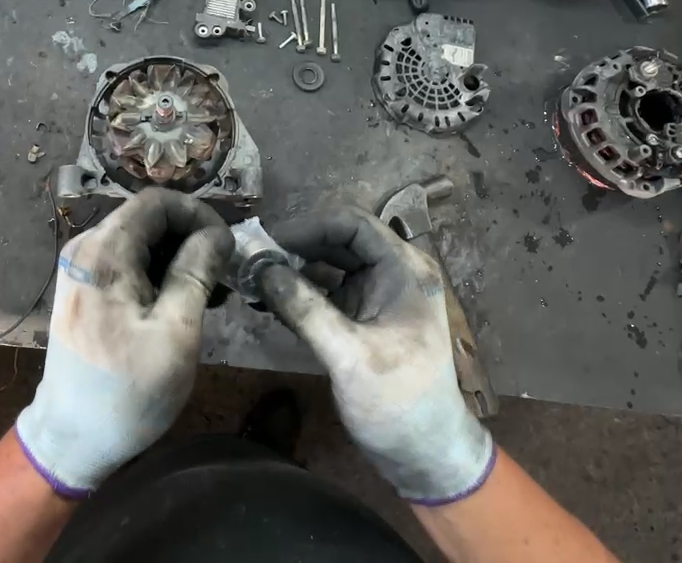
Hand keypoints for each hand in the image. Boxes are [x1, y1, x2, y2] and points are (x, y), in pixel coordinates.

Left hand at [16, 187, 232, 496]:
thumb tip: (219, 232)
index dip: (198, 214)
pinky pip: (129, 262)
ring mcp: (82, 268)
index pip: (157, 201)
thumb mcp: (175, 333)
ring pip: (141, 240)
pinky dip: (160, 273)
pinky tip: (183, 303)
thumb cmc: (127, 391)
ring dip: (179, 257)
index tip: (226, 247)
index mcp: (103, 252)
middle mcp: (86, 248)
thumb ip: (196, 272)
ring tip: (211, 295)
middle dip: (191, 238)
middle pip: (148, 218)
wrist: (71, 440)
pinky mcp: (85, 288)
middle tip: (223, 275)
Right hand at [256, 204, 494, 504]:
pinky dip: (301, 291)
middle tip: (255, 262)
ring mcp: (379, 292)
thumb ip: (306, 310)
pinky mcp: (365, 313)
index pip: (352, 224)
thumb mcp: (350, 357)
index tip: (269, 244)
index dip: (308, 227)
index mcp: (405, 270)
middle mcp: (394, 271)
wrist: (426, 456)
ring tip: (256, 282)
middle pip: (339, 239)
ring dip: (295, 268)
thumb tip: (262, 269)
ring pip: (330, 262)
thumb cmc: (399, 404)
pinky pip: (328, 288)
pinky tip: (272, 303)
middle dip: (296, 247)